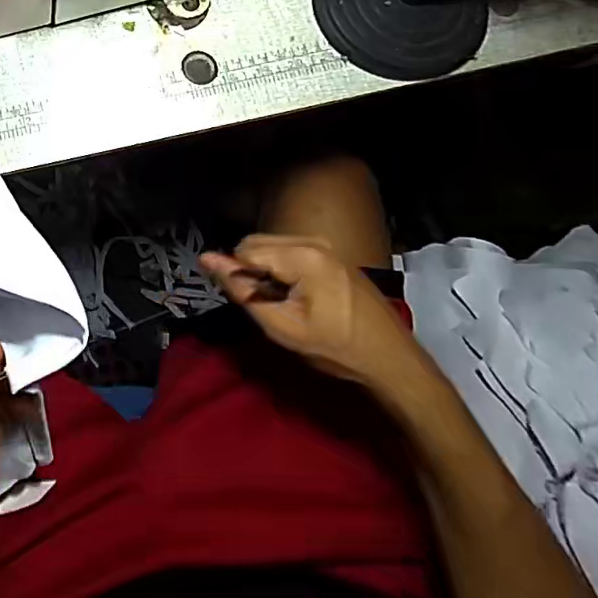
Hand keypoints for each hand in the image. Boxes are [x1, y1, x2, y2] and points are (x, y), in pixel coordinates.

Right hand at [200, 234, 416, 385]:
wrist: (390, 358)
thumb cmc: (336, 348)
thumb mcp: (282, 326)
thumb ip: (242, 290)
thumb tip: (207, 258)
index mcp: (302, 254)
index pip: (244, 249)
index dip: (237, 276)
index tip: (250, 305)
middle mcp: (312, 239)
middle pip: (256, 243)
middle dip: (250, 271)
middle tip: (267, 307)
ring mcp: (324, 243)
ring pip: (270, 245)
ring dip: (264, 270)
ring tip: (282, 303)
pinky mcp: (329, 251)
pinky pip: (287, 250)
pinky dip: (280, 269)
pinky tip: (296, 296)